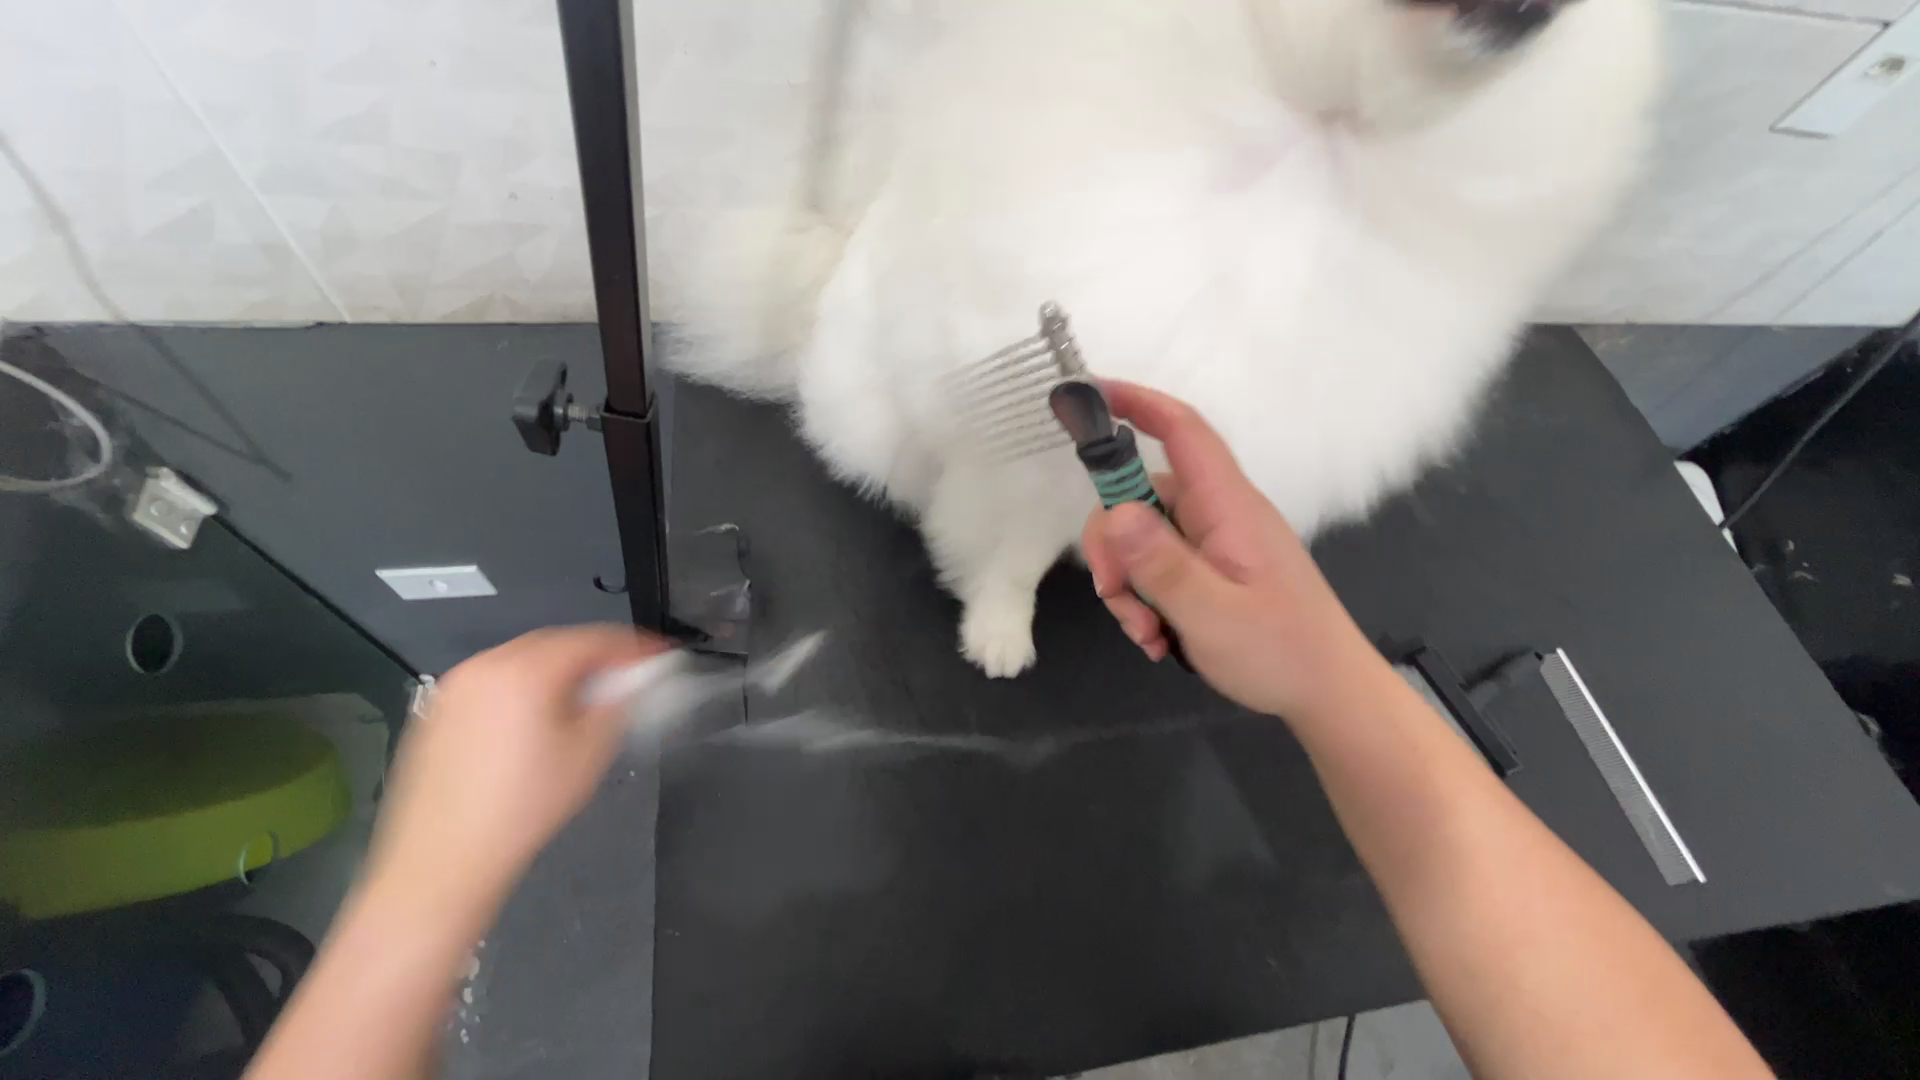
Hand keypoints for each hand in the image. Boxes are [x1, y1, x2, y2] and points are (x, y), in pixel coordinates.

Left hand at [365, 625, 667, 917]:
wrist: (442, 861)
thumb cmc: (526, 806)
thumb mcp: (591, 752)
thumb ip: (620, 703)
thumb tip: (633, 681)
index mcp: (525, 670)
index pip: (592, 639)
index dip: (633, 646)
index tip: (660, 657)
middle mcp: (485, 666)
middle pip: (555, 643)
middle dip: (595, 655)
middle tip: (628, 676)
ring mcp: (455, 687)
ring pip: (522, 660)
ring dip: (560, 668)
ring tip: (587, 695)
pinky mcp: (437, 711)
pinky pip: (495, 681)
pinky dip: (526, 685)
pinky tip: (540, 715)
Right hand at [1081, 382, 1379, 722]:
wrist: (1329, 694)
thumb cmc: (1280, 651)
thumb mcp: (1211, 613)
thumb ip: (1161, 564)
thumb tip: (1114, 513)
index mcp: (1228, 506)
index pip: (1182, 431)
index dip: (1137, 403)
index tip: (1090, 395)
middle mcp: (1218, 515)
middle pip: (1141, 498)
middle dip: (1113, 547)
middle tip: (1114, 597)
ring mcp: (1213, 544)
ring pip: (1141, 540)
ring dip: (1128, 585)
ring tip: (1147, 634)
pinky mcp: (1211, 571)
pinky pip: (1158, 568)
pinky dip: (1145, 600)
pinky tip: (1157, 639)